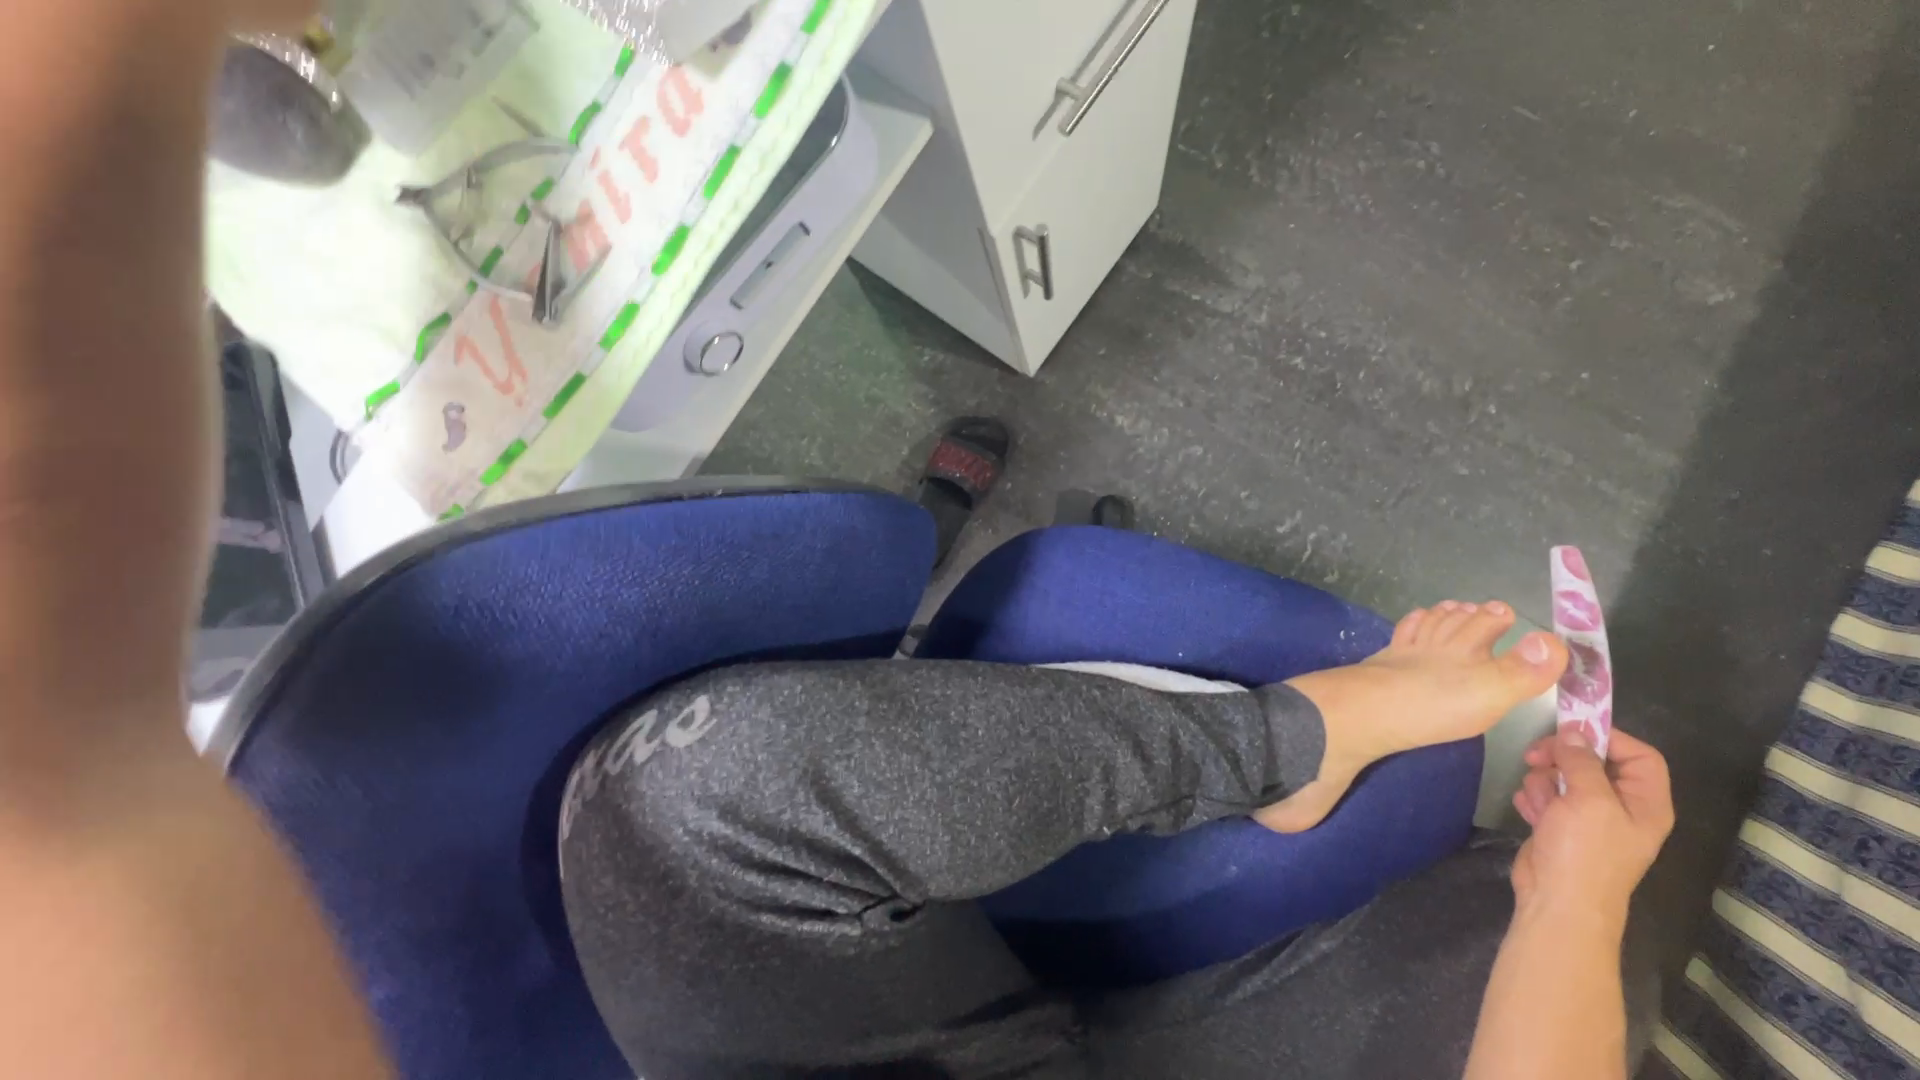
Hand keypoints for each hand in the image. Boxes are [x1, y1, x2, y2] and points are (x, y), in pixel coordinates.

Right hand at [1510, 728, 1673, 928]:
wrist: (1558, 900)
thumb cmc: (1585, 851)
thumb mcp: (1588, 799)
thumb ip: (1581, 760)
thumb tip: (1573, 731)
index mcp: (1644, 802)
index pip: (1640, 755)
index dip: (1608, 738)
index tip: (1570, 730)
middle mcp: (1620, 806)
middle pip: (1593, 761)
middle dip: (1562, 757)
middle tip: (1534, 755)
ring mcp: (1589, 817)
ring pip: (1563, 776)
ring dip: (1543, 781)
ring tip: (1539, 801)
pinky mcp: (1560, 824)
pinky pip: (1546, 795)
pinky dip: (1534, 799)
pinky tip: (1530, 812)